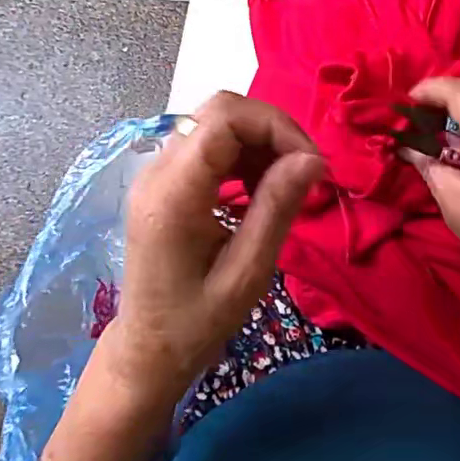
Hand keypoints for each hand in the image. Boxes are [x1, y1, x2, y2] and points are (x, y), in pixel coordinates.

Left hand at [104, 92, 324, 400]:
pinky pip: (209, 145)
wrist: (146, 350)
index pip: (225, 119)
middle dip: (272, 129)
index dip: (277, 127)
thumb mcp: (247, 274)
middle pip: (219, 110)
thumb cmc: (196, 324)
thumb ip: (276, 209)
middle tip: (304, 170)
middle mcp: (158, 171)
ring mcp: (156, 174)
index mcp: (173, 194)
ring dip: (260, 141)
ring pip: (215, 122)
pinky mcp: (164, 182)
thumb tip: (312, 159)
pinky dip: (244, 154)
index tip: (312, 165)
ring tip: (286, 183)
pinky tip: (261, 187)